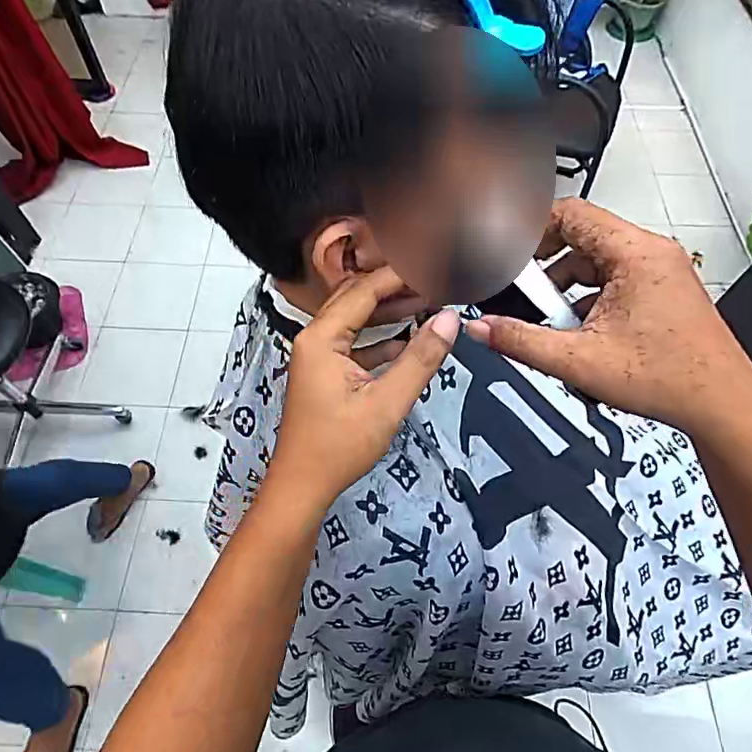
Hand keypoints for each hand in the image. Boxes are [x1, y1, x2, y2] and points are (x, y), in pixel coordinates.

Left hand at [269, 267, 459, 506]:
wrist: (303, 485)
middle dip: (395, 288)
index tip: (433, 266)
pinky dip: (380, 338)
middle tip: (433, 281)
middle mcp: (314, 340)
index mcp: (321, 339)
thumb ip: (420, 359)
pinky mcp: (324, 373)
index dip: (400, 276)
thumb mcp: (387, 402)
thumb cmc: (336, 448)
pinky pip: (354, 343)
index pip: (364, 290)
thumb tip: (449, 320)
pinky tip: (408, 340)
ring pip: (355, 320)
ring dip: (389, 312)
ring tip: (427, 303)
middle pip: (356, 298)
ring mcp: (316, 356)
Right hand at [465, 198, 751, 432]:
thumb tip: (484, 329)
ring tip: (552, 320)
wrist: (720, 405)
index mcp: (635, 254)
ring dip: (565, 285)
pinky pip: (612, 278)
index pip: (570, 213)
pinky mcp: (660, 290)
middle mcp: (652, 253)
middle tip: (524, 293)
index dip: (531, 230)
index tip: (509, 253)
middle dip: (545, 265)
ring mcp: (659, 271)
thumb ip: (520, 341)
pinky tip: (577, 331)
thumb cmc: (673, 379)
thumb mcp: (578, 361)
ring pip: (595, 260)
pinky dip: (587, 297)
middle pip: (580, 236)